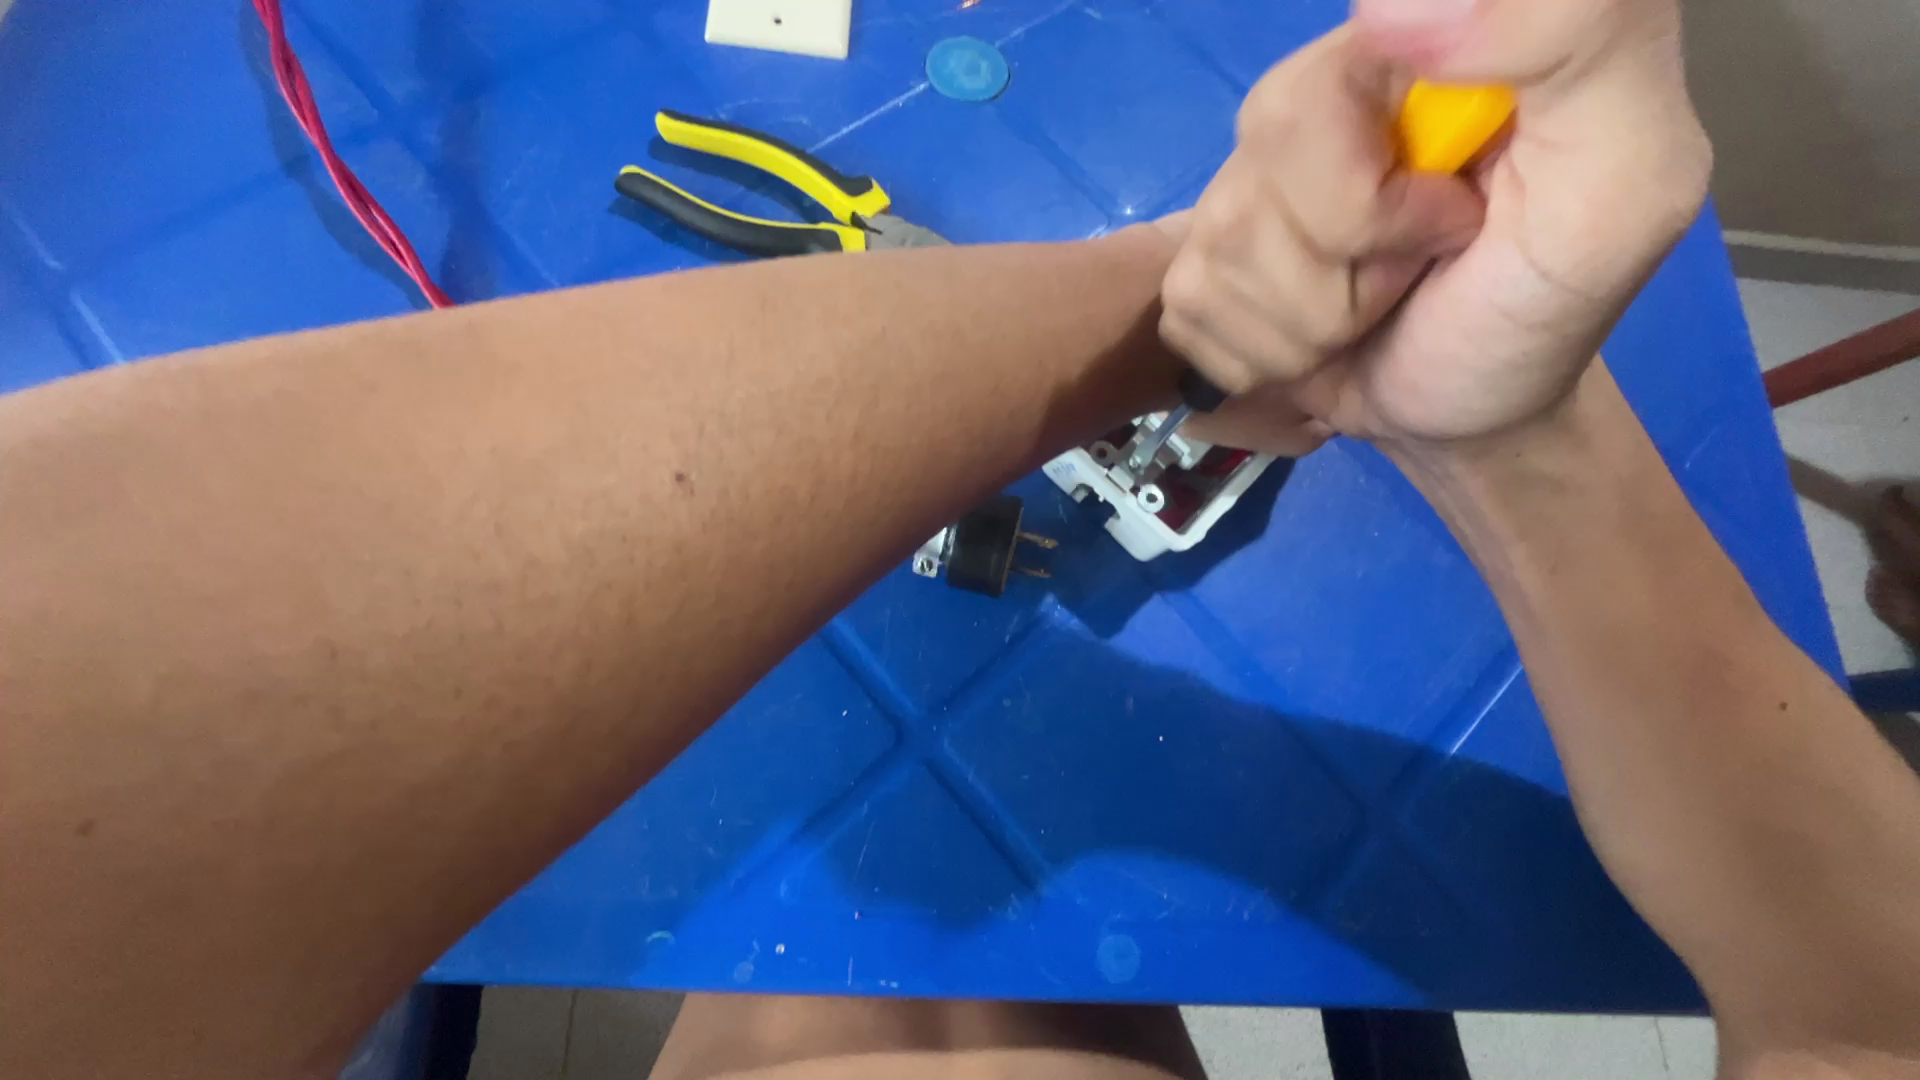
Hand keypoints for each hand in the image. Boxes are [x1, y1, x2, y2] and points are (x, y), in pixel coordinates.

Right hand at [1160, 0, 1711, 450]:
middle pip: (1246, 204)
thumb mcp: (1626, 176)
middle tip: (1414, 269)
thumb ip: (1575, 38)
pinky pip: (1192, 323)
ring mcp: (1227, 203)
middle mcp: (1291, 118)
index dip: (1362, 202)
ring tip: (1372, 311)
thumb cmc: (1539, 307)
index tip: (1451, 223)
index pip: (1297, 113)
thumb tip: (1383, 0)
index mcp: (1387, 62)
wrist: (1468, 408)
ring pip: (1216, 275)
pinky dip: (1267, 359)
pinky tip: (1318, 342)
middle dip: (1342, 276)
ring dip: (1311, 327)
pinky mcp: (1192, 278)